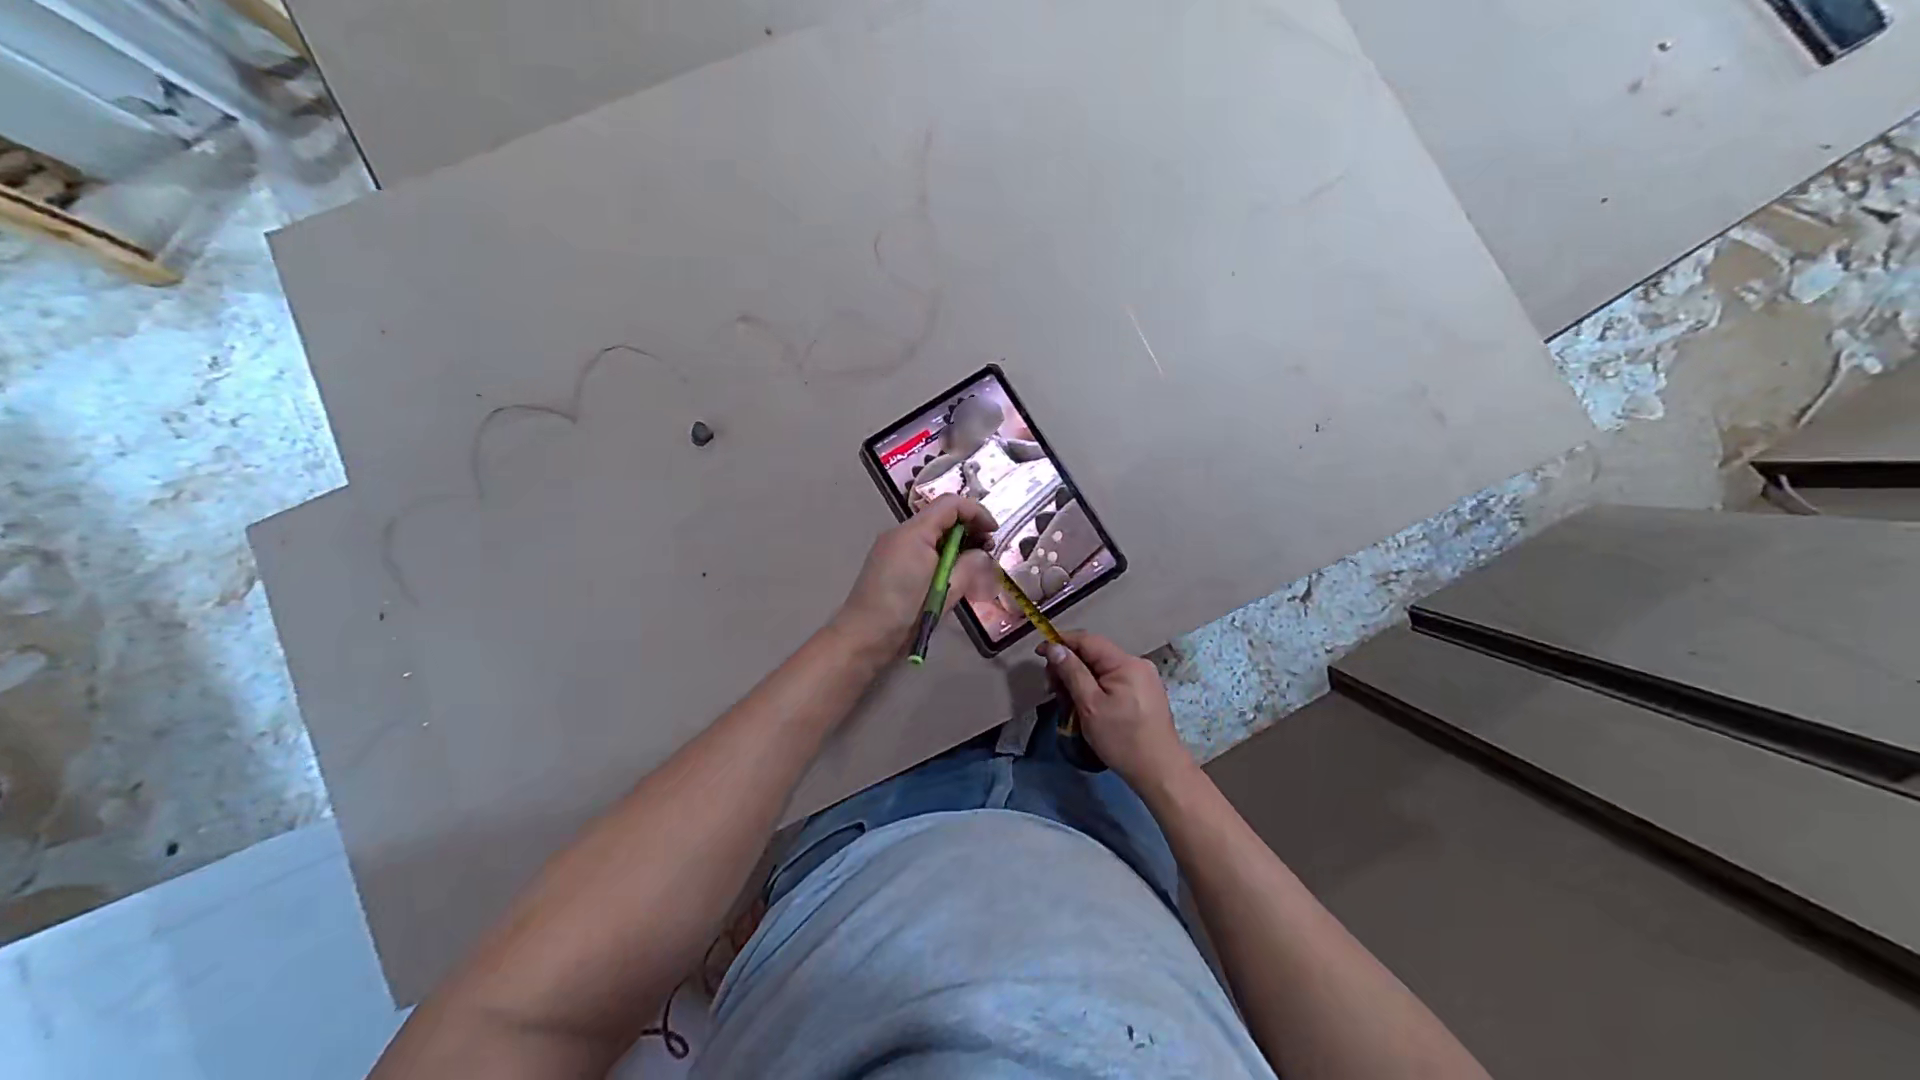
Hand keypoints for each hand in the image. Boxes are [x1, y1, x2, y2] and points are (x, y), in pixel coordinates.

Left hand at [831, 495, 997, 657]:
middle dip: (968, 528)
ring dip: (955, 543)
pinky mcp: (889, 562)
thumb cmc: (906, 613)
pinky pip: (920, 547)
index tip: (994, 532)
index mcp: (914, 533)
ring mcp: (892, 546)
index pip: (951, 505)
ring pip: (931, 533)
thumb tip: (983, 553)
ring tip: (972, 566)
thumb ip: (969, 566)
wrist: (863, 637)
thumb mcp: (946, 591)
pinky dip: (939, 553)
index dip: (977, 513)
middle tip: (987, 551)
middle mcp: (901, 533)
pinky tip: (949, 574)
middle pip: (941, 516)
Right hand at [1041, 631, 1193, 788]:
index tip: (1039, 653)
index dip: (1061, 642)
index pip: (1088, 640)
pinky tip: (1085, 702)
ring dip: (1080, 678)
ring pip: (1102, 668)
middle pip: (1095, 653)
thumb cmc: (1122, 739)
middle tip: (1052, 686)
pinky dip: (1095, 686)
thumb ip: (1071, 672)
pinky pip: (1113, 680)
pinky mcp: (1144, 693)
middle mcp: (1137, 664)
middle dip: (1069, 665)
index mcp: (1125, 663)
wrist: (1160, 771)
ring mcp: (1143, 678)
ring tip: (1066, 699)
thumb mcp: (1089, 705)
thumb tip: (1054, 647)